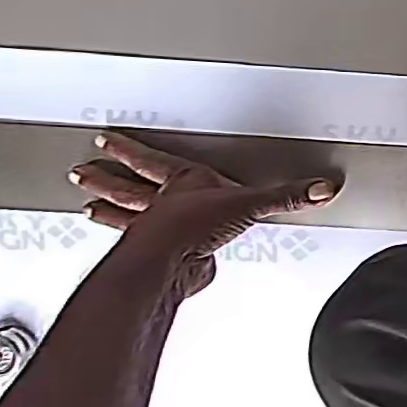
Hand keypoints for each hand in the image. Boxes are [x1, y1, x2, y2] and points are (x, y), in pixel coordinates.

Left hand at [69, 133, 339, 296]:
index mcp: (182, 184)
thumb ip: (287, 196)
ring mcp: (157, 232)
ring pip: (128, 216)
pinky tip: (143, 248)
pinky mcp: (164, 257)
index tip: (110, 141)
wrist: (171, 266)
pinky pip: (147, 248)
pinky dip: (141, 246)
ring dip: (110, 211)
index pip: (153, 161)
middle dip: (108, 178)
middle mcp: (164, 205)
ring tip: (91, 207)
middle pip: (130, 187)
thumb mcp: (251, 203)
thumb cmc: (193, 227)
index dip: (131, 150)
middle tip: (86, 171)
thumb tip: (320, 188)